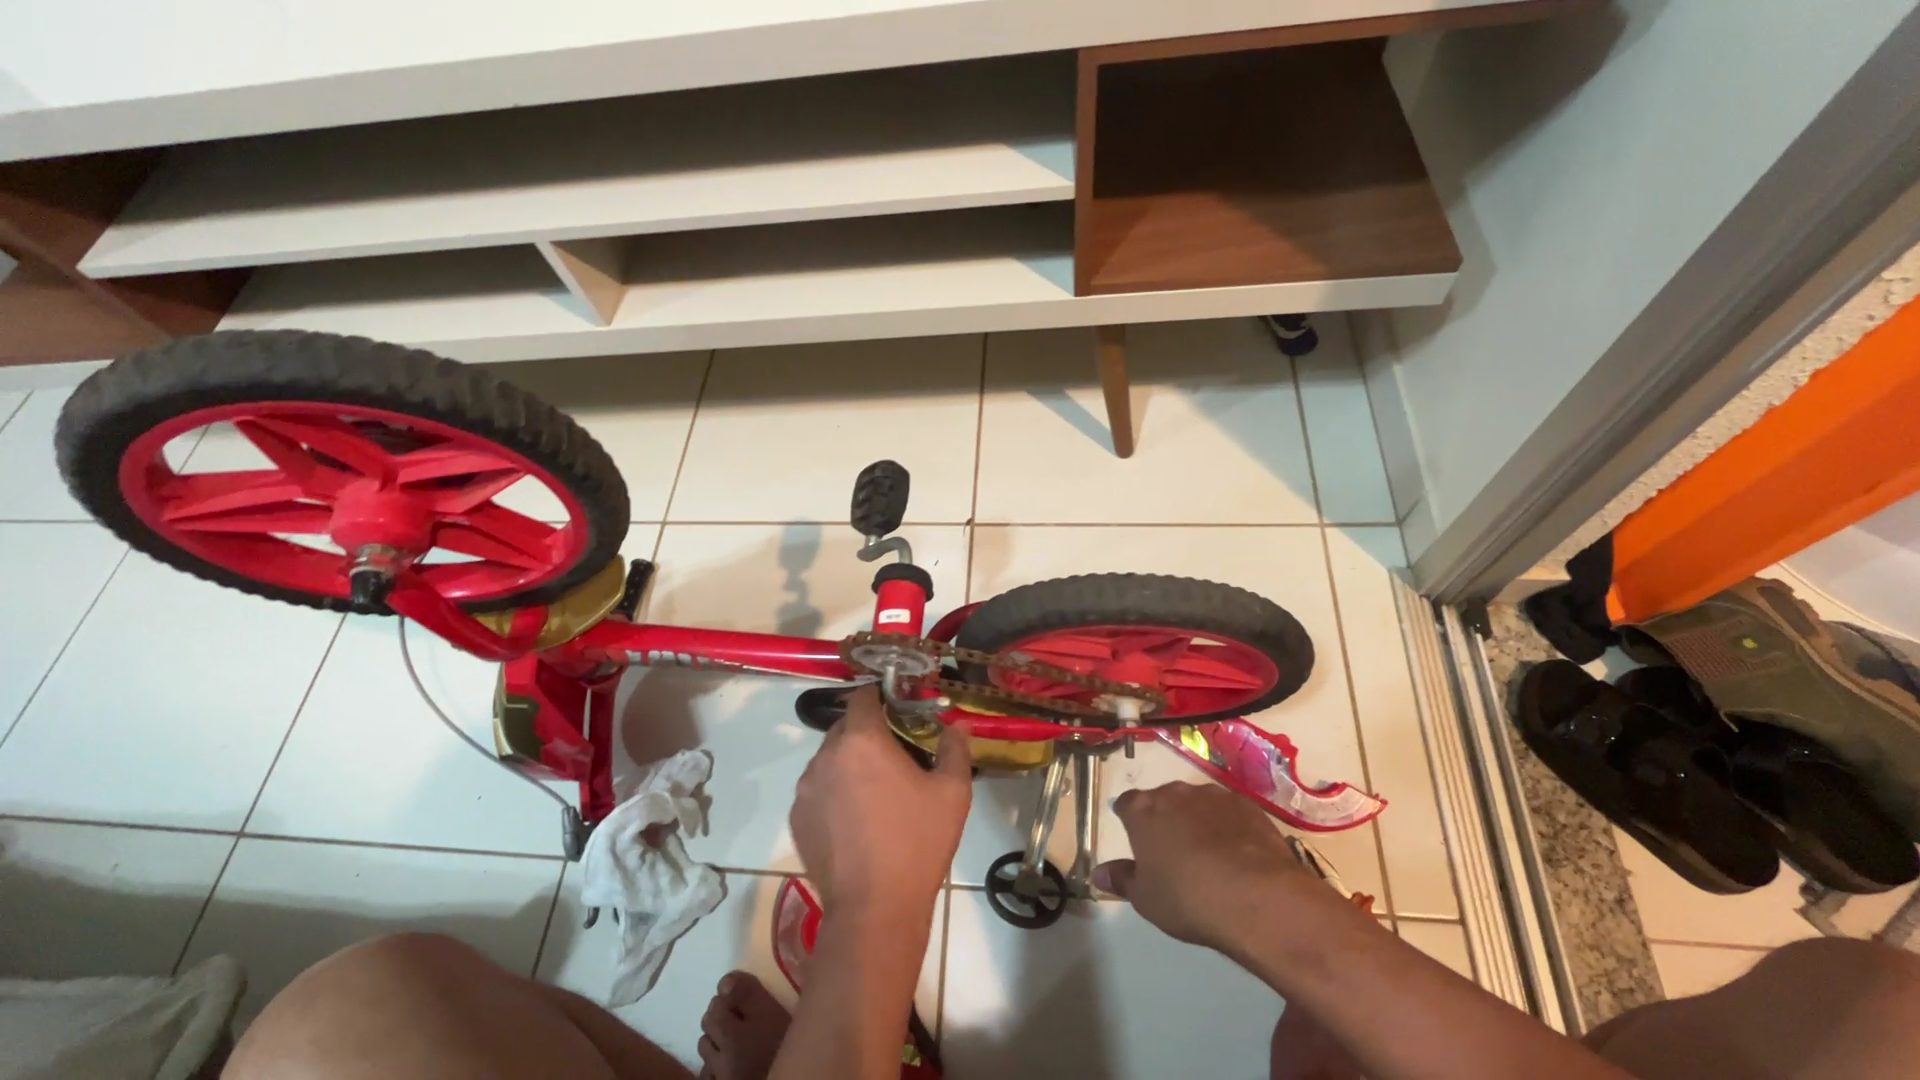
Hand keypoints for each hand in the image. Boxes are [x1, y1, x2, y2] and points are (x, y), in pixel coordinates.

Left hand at [790, 687, 971, 917]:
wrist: (875, 908)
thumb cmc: (917, 843)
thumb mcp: (952, 793)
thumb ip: (954, 750)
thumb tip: (957, 726)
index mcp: (862, 741)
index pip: (862, 697)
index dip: (879, 697)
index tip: (897, 708)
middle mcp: (826, 756)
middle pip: (843, 727)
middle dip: (867, 733)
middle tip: (894, 755)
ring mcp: (806, 789)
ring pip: (828, 760)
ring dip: (849, 765)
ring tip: (875, 793)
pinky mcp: (798, 818)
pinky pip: (817, 791)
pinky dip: (834, 794)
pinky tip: (856, 820)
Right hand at [1092, 781, 1331, 957]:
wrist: (1256, 897)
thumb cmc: (1187, 898)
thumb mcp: (1145, 898)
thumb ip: (1122, 879)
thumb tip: (1099, 873)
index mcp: (1143, 810)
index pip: (1126, 804)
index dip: (1129, 820)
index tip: (1136, 839)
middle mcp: (1176, 793)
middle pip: (1163, 801)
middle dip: (1165, 820)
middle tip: (1172, 853)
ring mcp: (1215, 796)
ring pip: (1198, 805)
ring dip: (1198, 822)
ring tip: (1208, 856)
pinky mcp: (1249, 807)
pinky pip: (1230, 814)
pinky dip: (1229, 828)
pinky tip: (1237, 856)